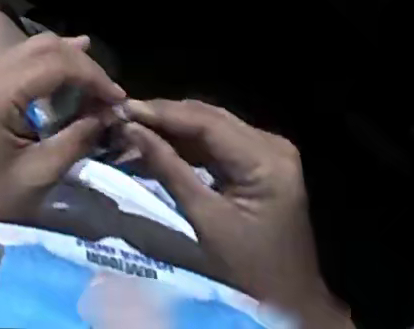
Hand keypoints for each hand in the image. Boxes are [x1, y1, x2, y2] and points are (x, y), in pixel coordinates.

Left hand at [0, 33, 125, 222]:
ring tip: (99, 85)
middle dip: (85, 65)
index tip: (119, 100)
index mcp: (0, 91)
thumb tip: (111, 113)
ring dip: (70, 60)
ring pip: (37, 45)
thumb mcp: (39, 174)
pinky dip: (53, 61)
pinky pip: (25, 54)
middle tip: (111, 95)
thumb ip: (77, 138)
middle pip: (47, 46)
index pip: (57, 63)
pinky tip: (74, 66)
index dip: (93, 76)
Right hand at [121, 100, 349, 328]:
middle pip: (207, 117)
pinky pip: (216, 139)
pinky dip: (185, 141)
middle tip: (122, 115)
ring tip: (133, 125)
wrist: (291, 304)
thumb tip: (130, 127)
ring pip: (208, 123)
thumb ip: (168, 167)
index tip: (123, 109)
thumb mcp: (205, 219)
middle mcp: (270, 144)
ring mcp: (267, 150)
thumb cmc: (249, 270)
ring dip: (171, 126)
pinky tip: (156, 141)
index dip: (161, 112)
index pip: (205, 121)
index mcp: (266, 159)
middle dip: (163, 116)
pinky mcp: (259, 159)